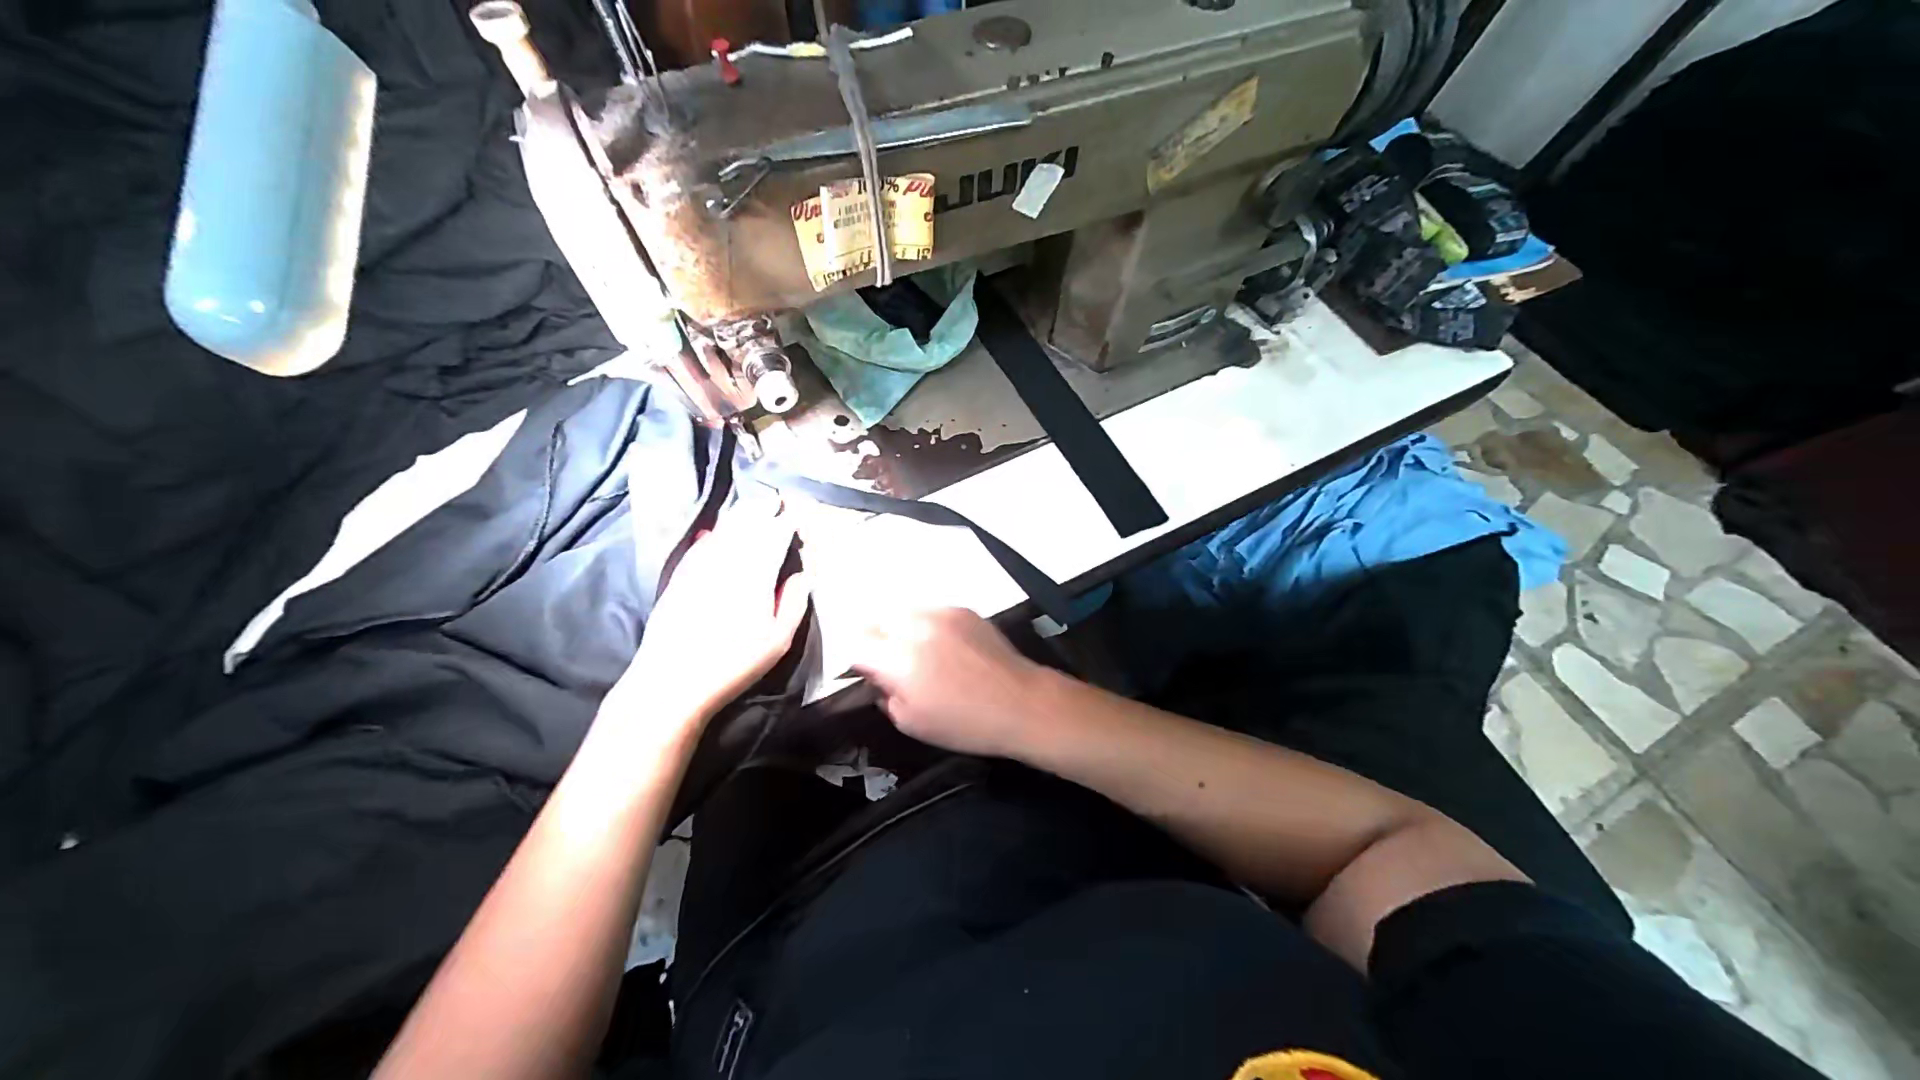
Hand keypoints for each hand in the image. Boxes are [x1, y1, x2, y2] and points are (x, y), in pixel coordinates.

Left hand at [610, 501, 810, 732]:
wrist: (671, 679)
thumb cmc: (734, 663)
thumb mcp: (778, 639)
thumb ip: (794, 601)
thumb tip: (801, 574)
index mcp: (757, 570)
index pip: (776, 532)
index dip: (789, 520)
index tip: (798, 515)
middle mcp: (729, 558)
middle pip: (748, 522)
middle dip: (764, 509)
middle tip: (776, 501)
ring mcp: (701, 563)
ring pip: (724, 529)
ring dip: (741, 516)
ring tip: (753, 509)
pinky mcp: (680, 574)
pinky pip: (700, 544)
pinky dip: (714, 533)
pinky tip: (716, 532)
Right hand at [849, 608, 1046, 757]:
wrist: (1021, 703)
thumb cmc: (965, 723)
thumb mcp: (911, 722)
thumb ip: (884, 694)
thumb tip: (877, 678)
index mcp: (897, 659)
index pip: (854, 644)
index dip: (856, 659)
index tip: (867, 673)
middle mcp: (915, 627)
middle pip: (876, 621)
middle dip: (876, 641)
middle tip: (891, 665)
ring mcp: (941, 614)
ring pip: (903, 612)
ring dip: (901, 631)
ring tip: (919, 655)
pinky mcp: (962, 610)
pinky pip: (931, 612)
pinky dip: (928, 627)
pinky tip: (944, 648)